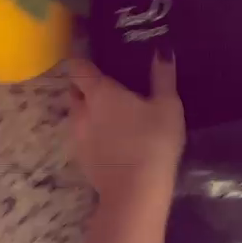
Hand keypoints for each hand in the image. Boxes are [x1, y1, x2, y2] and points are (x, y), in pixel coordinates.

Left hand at [64, 54, 183, 204]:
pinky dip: (91, 134)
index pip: (78, 66)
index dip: (84, 60)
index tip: (97, 59)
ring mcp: (76, 137)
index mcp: (98, 92)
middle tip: (108, 87)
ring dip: (87, 111)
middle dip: (84, 86)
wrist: (135, 193)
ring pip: (75, 115)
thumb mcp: (168, 106)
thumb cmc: (153, 142)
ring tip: (110, 115)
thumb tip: (162, 49)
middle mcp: (80, 111)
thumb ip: (163, 76)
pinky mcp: (80, 159)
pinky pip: (81, 137)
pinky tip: (110, 141)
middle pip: (73, 90)